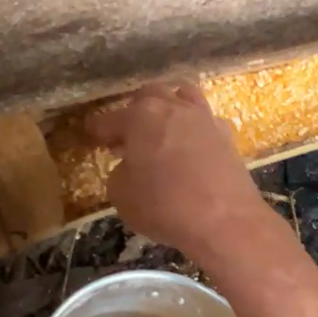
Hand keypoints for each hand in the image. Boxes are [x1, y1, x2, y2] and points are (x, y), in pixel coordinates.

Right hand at [87, 82, 275, 258]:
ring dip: (168, 107)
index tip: (90, 135)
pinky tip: (190, 144)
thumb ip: (119, 173)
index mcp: (141, 116)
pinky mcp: (227, 135)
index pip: (110, 119)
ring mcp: (204, 118)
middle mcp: (173, 107)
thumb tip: (130, 166)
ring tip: (161, 128)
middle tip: (127, 135)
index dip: (97, 129)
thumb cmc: (165, 205)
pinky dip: (193, 126)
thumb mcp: (121, 195)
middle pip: (149, 96)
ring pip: (182, 96)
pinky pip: (204, 119)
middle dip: (133, 111)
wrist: (226, 220)